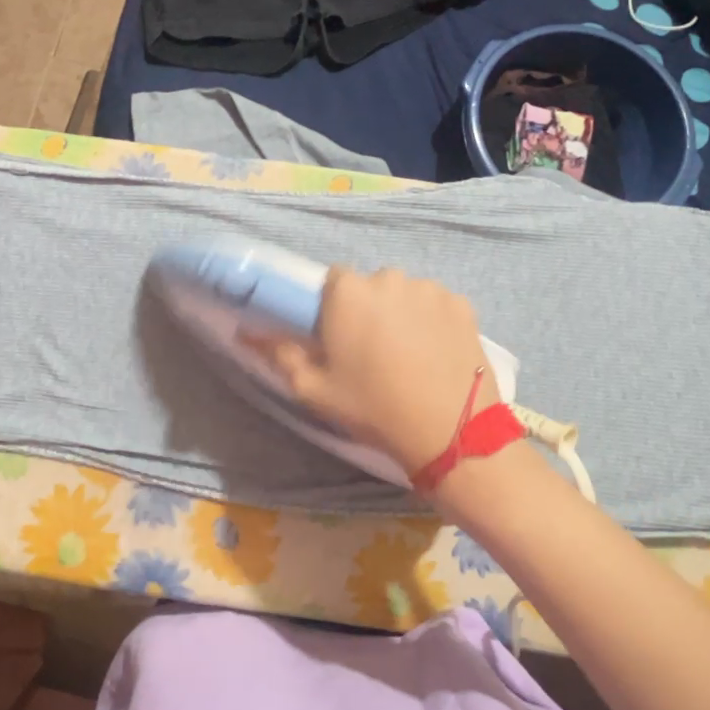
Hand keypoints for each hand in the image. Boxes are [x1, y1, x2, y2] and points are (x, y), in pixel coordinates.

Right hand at [248, 267, 492, 475]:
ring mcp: (429, 289)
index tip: (337, 336)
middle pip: (371, 286)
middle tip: (372, 351)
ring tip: (408, 355)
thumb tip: (246, 331)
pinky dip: (432, 322)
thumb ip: (280, 353)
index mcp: (347, 291)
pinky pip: (436, 305)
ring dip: (401, 314)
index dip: (333, 308)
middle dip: (368, 309)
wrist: (450, 432)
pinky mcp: (462, 304)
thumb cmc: (372, 407)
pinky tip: (435, 354)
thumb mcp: (313, 389)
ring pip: (405, 294)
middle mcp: (388, 278)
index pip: (332, 281)